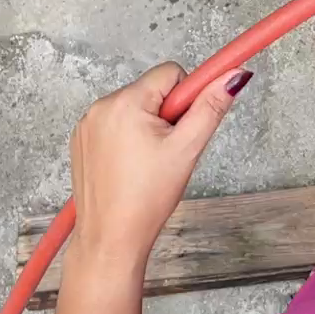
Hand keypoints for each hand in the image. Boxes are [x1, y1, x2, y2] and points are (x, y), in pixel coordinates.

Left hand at [67, 63, 251, 272]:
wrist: (110, 240)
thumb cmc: (146, 199)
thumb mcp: (187, 149)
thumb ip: (211, 107)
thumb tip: (233, 75)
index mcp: (126, 102)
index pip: (171, 73)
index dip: (186, 99)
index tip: (186, 125)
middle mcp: (101, 105)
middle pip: (152, 90)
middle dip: (167, 114)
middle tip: (167, 150)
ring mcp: (87, 123)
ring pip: (135, 107)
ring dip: (147, 126)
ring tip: (148, 162)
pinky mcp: (81, 140)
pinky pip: (115, 123)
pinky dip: (127, 137)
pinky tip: (131, 166)